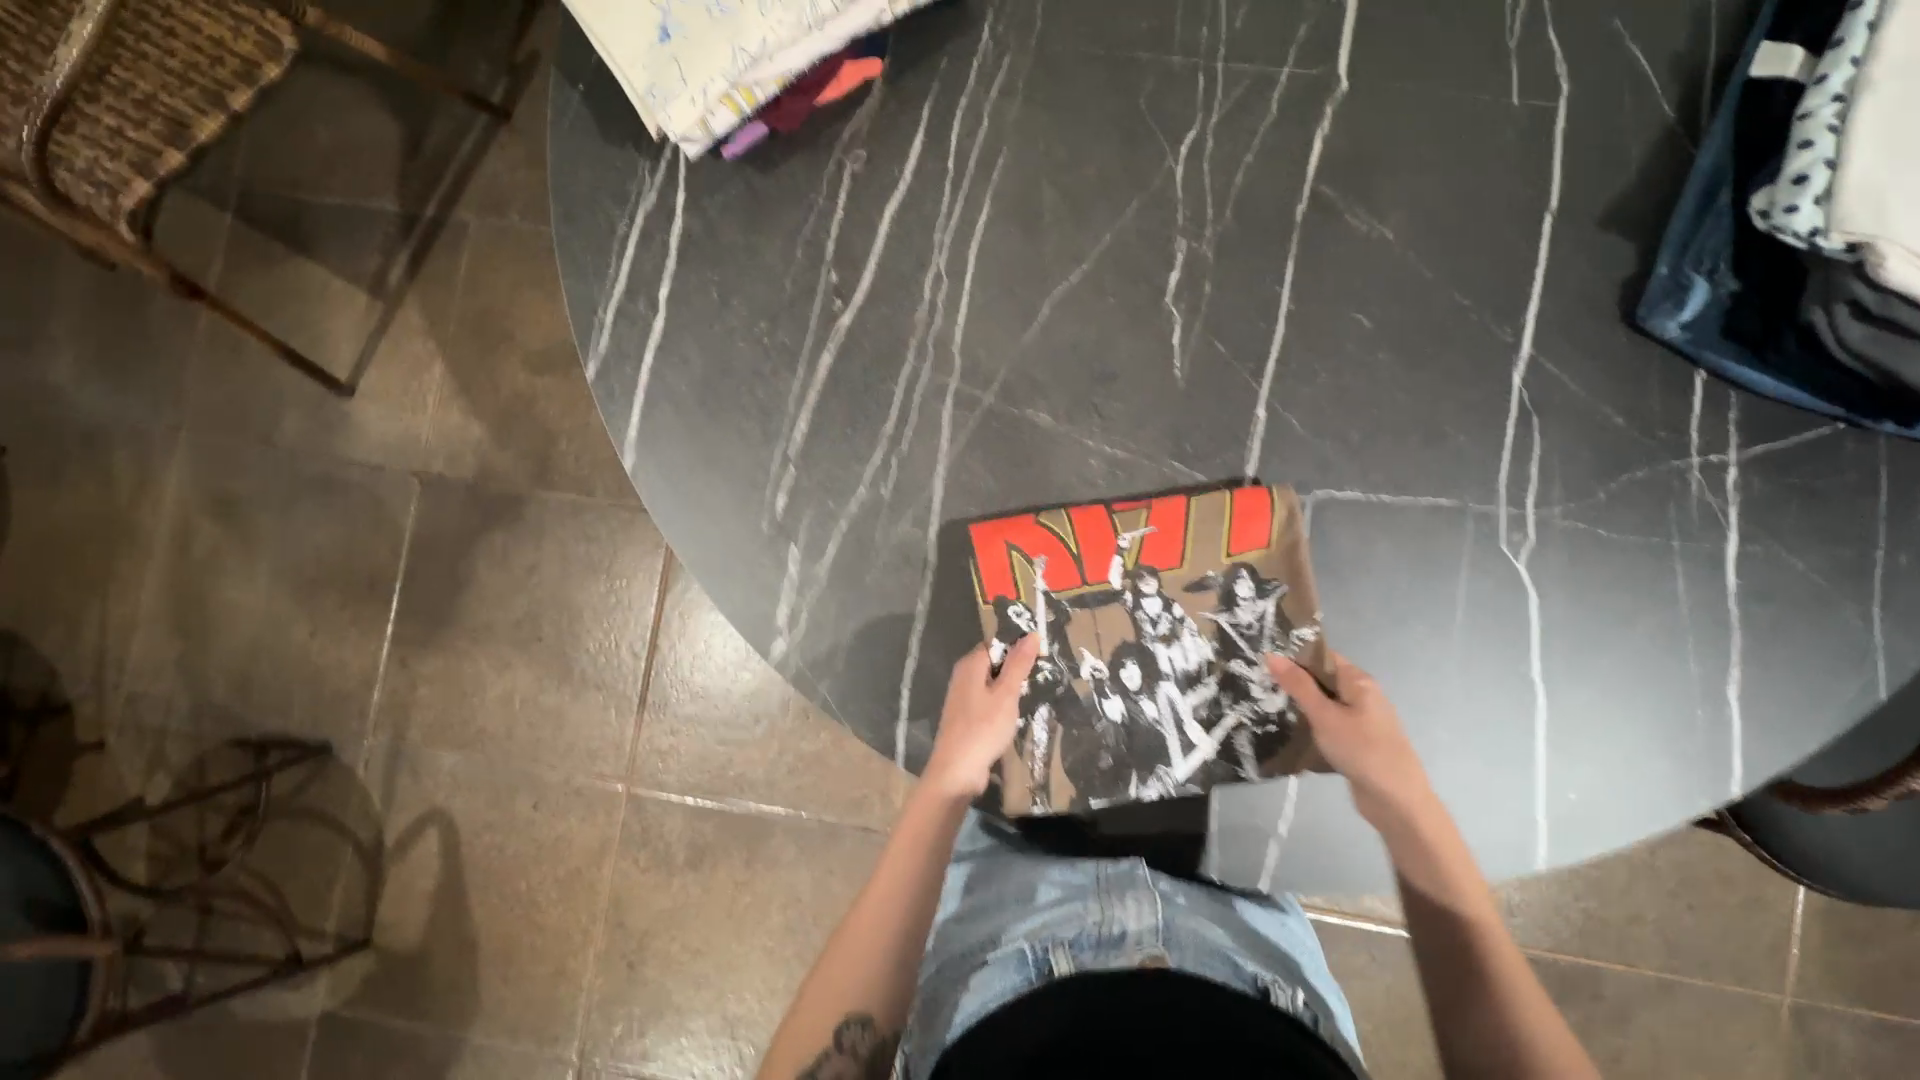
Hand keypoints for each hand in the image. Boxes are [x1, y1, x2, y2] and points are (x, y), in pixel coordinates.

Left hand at [924, 635, 1039, 799]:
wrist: (957, 771)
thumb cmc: (983, 729)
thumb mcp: (1007, 694)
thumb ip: (1019, 664)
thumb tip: (1031, 634)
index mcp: (970, 665)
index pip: (996, 644)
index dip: (1017, 649)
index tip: (1040, 658)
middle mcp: (962, 677)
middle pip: (994, 664)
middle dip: (1015, 671)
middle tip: (1038, 679)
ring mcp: (962, 698)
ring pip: (992, 685)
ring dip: (1009, 691)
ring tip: (1030, 697)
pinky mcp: (965, 718)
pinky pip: (987, 702)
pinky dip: (1001, 706)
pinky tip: (1013, 717)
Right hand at [1269, 651, 1432, 825]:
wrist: (1396, 799)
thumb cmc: (1361, 749)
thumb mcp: (1324, 715)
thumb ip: (1298, 685)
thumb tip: (1272, 655)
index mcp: (1358, 681)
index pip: (1322, 656)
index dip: (1294, 656)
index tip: (1264, 663)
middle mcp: (1362, 695)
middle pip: (1323, 679)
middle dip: (1294, 682)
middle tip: (1261, 687)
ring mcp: (1362, 719)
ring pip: (1325, 704)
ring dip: (1301, 706)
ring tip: (1268, 708)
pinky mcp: (1358, 741)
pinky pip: (1330, 724)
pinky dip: (1312, 725)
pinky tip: (1291, 733)